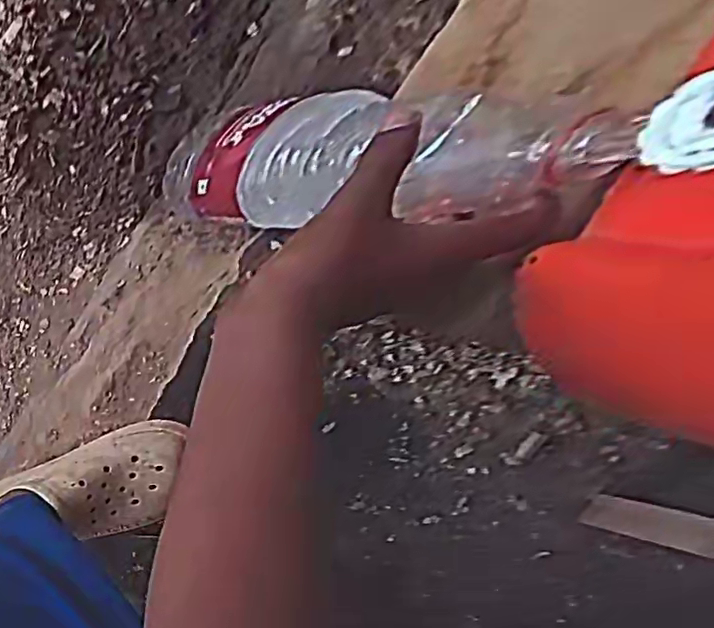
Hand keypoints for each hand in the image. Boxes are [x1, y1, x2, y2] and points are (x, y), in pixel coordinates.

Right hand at [246, 109, 559, 332]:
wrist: (275, 318)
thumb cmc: (325, 266)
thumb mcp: (355, 204)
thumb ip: (384, 161)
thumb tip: (404, 119)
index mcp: (446, 250)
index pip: (519, 226)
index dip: (539, 203)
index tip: (543, 184)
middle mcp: (430, 275)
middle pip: (479, 245)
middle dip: (485, 218)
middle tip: (484, 189)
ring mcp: (393, 293)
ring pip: (436, 260)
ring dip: (440, 236)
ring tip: (429, 209)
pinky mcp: (360, 301)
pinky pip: (397, 271)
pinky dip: (400, 252)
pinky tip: (378, 237)